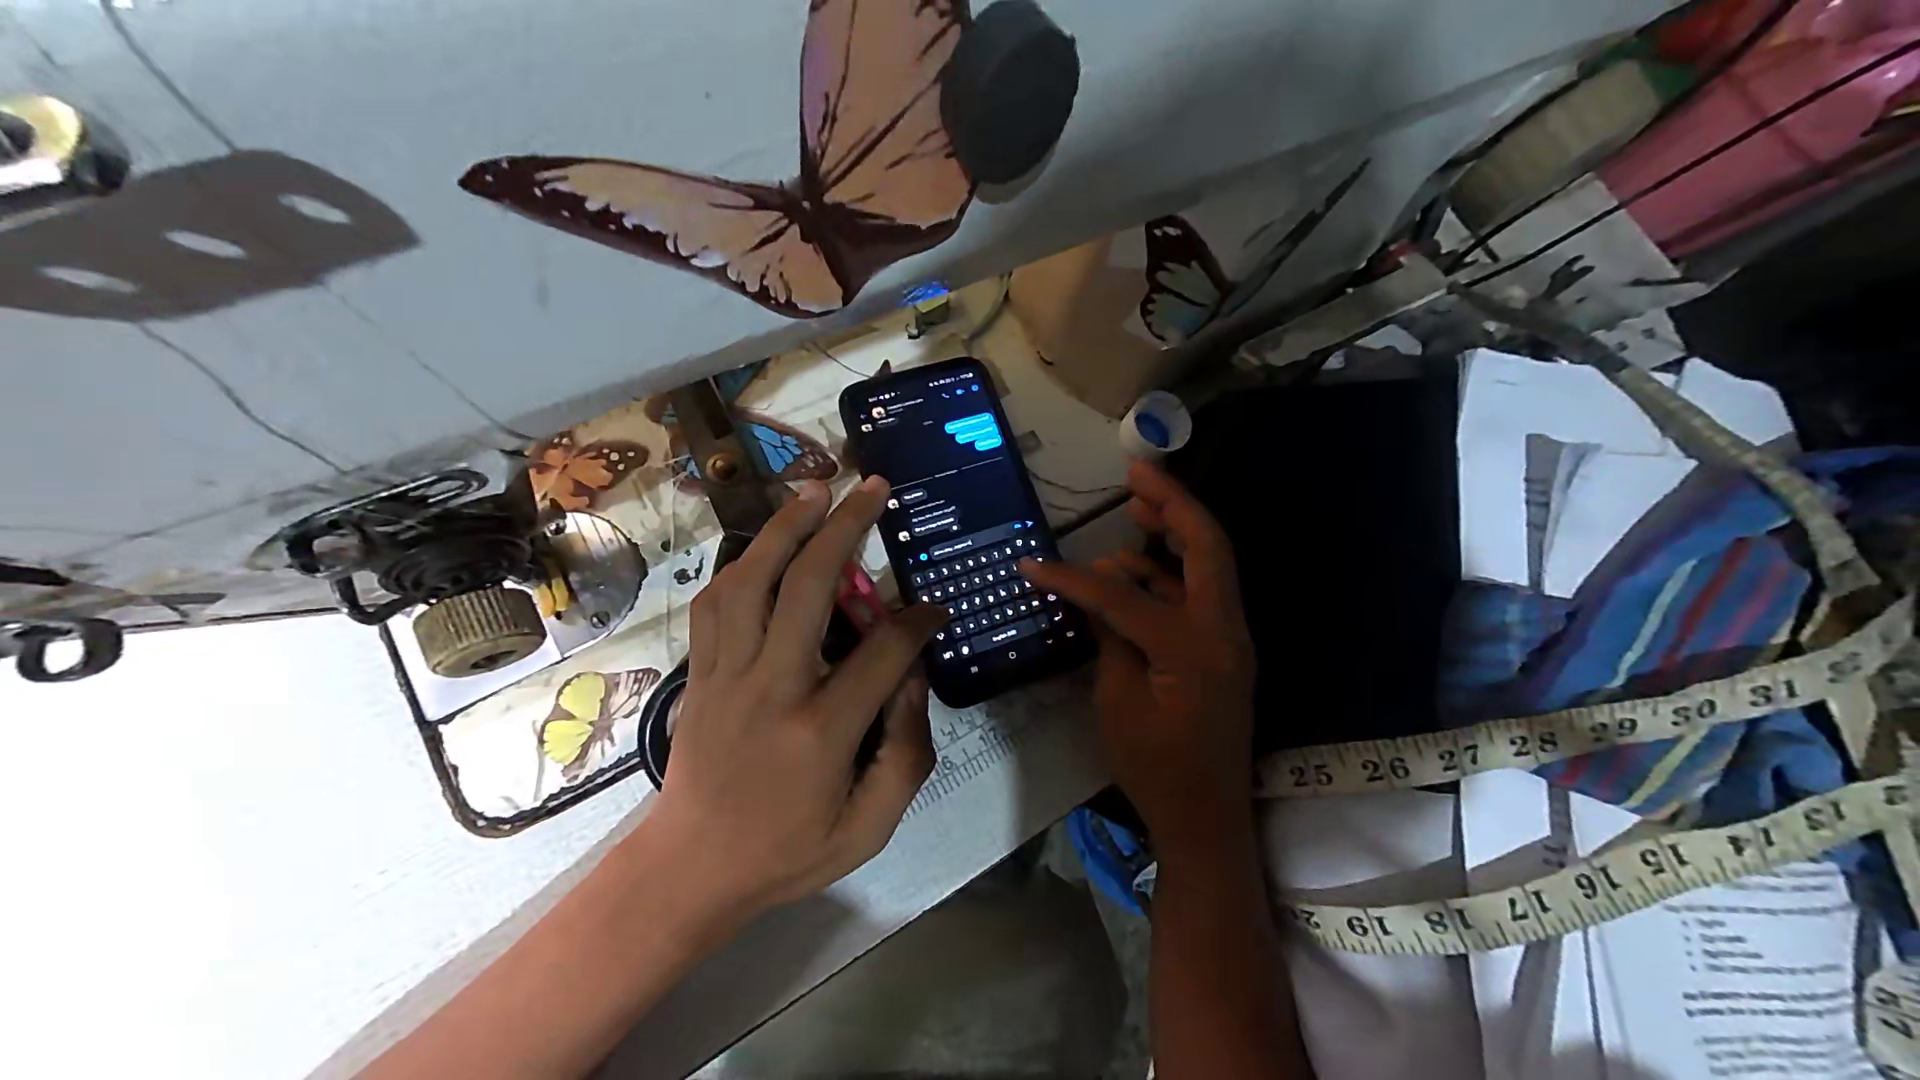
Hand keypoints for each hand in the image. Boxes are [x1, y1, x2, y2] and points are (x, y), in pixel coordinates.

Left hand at [647, 476, 946, 917]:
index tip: (936, 609)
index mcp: (821, 729)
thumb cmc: (789, 851)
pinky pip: (716, 601)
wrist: (692, 868)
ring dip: (786, 527)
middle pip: (809, 585)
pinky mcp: (701, 672)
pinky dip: (742, 562)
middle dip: (847, 528)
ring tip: (815, 489)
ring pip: (751, 578)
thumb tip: (913, 681)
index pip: (884, 651)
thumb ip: (906, 754)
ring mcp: (727, 674)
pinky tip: (765, 544)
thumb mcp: (870, 827)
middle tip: (872, 489)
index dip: (918, 621)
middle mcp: (772, 686)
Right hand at [1021, 461, 1255, 844]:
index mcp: (1192, 647)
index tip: (1033, 564)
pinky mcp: (1222, 650)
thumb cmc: (1156, 768)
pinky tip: (1137, 566)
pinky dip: (1171, 574)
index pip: (1124, 595)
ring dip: (1175, 534)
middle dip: (1173, 503)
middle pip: (1207, 546)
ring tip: (1137, 508)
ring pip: (1209, 566)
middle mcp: (1223, 631)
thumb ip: (1110, 637)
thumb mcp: (1117, 702)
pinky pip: (1199, 595)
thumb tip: (1096, 593)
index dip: (1073, 577)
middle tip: (1138, 472)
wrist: (1205, 819)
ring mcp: (1229, 639)